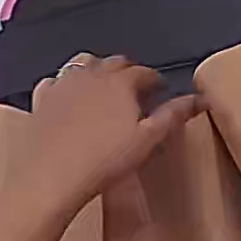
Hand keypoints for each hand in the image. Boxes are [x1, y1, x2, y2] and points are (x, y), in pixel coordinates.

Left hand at [17, 54, 199, 215]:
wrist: (50, 178)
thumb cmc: (104, 160)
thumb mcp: (147, 140)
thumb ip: (173, 115)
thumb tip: (199, 99)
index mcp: (121, 82)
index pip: (145, 72)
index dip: (155, 80)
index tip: (160, 90)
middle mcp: (92, 75)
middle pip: (115, 63)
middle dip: (129, 72)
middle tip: (136, 91)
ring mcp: (63, 84)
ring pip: (84, 63)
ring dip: (98, 69)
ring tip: (105, 88)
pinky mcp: (42, 99)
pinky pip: (55, 80)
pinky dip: (66, 83)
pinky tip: (69, 97)